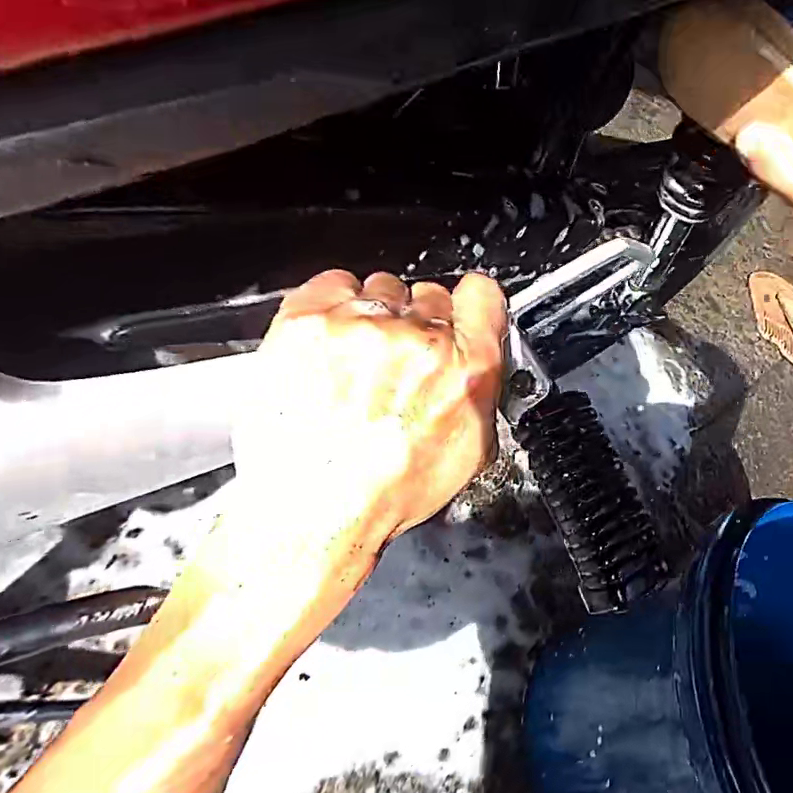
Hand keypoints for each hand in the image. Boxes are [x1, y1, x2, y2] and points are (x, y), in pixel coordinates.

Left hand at [226, 270, 506, 590]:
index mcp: (468, 368)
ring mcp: (363, 325)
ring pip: (381, 289)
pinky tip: (333, 344)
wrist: (314, 509)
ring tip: (359, 362)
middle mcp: (420, 339)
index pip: (483, 294)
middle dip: (419, 324)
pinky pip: (333, 284)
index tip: (460, 312)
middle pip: (429, 294)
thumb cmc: (388, 490)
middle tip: (399, 363)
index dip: (471, 304)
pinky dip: (335, 306)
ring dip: (376, 317)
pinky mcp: (310, 321)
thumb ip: (481, 390)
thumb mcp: (470, 450)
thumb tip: (476, 365)